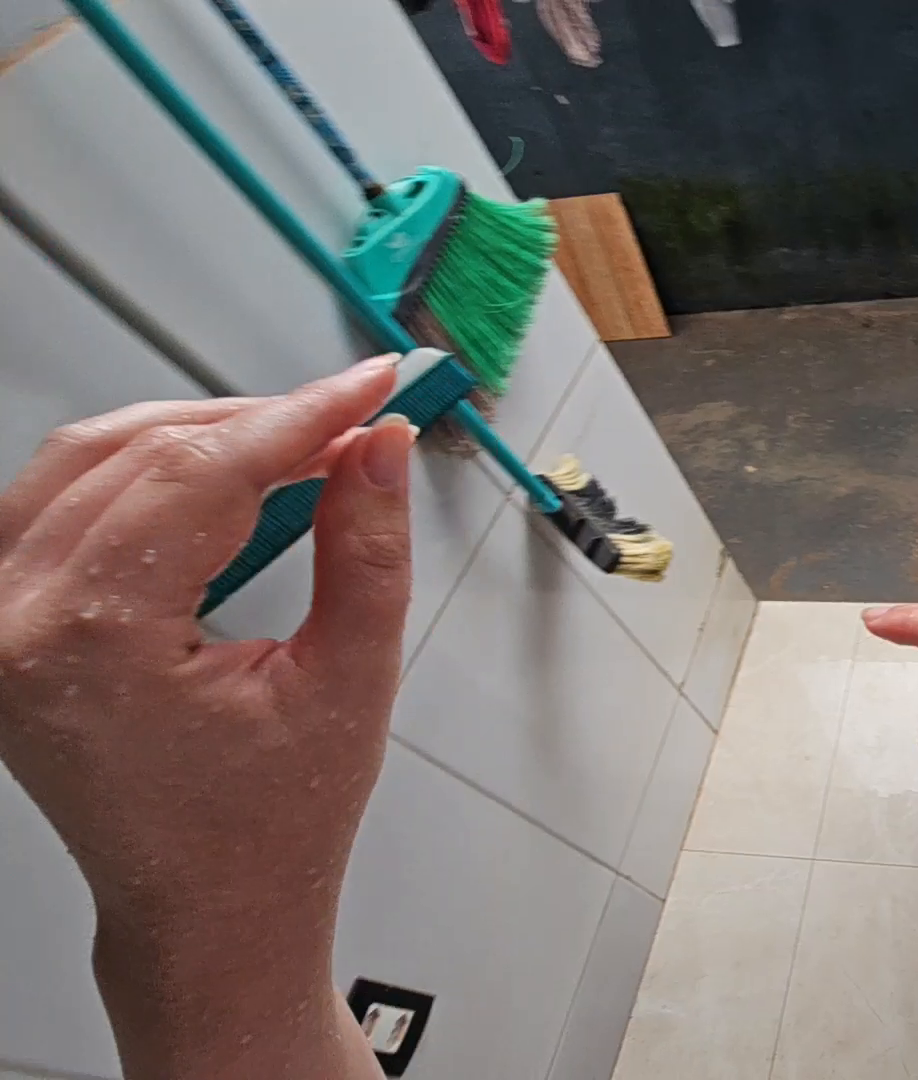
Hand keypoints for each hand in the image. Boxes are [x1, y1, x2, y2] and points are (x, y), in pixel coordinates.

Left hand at [0, 357, 411, 1077]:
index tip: (377, 383)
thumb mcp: (356, 672)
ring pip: (88, 461)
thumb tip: (384, 449)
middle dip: (263, 420)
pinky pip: (71, 502)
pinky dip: (169, 473)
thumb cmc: (284, 808)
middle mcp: (2, 620)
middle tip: (361, 418)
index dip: (306, 414)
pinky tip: (245, 481)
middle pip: (133, 450)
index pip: (203, 473)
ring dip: (213, 438)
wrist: (213, 894)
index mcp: (87, 639)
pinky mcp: (5, 622)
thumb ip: (367, 547)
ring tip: (316, 445)